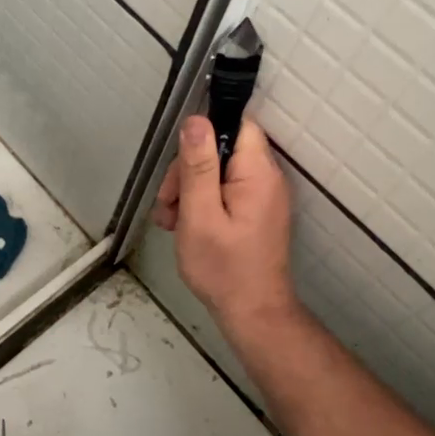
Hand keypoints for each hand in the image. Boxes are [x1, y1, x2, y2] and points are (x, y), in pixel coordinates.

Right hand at [152, 115, 294, 327]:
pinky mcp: (255, 213)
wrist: (253, 315)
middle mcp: (266, 178)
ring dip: (189, 190)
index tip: (181, 162)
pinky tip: (183, 227)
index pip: (237, 124)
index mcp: (257, 172)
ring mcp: (262, 197)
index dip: (205, 133)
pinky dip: (201, 204)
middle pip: (222, 149)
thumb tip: (196, 120)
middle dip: (188, 171)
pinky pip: (225, 193)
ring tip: (171, 221)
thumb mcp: (200, 215)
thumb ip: (198, 166)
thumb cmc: (224, 269)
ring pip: (219, 172)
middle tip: (168, 204)